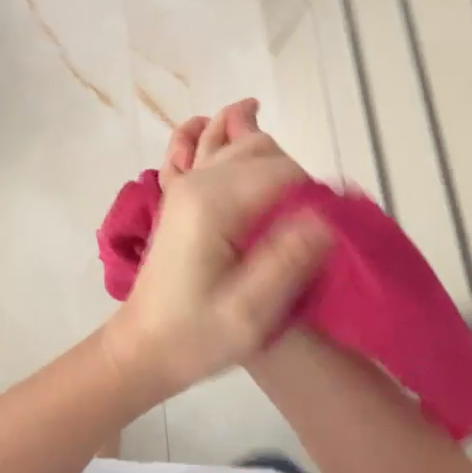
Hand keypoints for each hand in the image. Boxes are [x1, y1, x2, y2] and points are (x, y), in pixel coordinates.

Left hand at [102, 99, 330, 398]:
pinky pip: (200, 146)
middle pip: (260, 150)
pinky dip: (219, 133)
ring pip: (237, 143)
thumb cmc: (198, 334)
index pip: (281, 170)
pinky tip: (229, 126)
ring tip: (292, 187)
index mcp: (215, 203)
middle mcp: (198, 180)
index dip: (314, 194)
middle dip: (295, 177)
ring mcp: (184, 183)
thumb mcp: (252, 312)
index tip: (327, 232)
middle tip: (308, 226)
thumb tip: (325, 216)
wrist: (144, 346)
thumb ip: (289, 259)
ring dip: (267, 155)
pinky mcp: (179, 193)